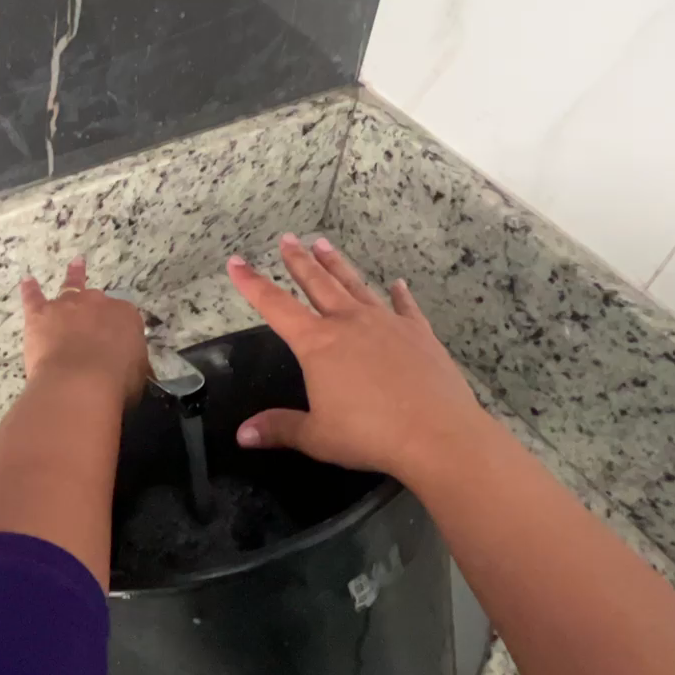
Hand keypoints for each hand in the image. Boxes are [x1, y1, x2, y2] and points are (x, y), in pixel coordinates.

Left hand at [20, 257, 147, 400]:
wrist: (79, 383)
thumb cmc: (115, 382)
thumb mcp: (138, 375)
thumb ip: (134, 364)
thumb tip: (131, 368)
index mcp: (126, 315)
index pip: (125, 317)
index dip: (119, 331)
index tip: (118, 347)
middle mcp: (98, 303)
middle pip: (98, 301)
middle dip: (97, 310)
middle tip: (96, 323)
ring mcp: (68, 306)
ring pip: (71, 286)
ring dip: (74, 275)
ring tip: (76, 264)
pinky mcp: (41, 315)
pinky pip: (34, 297)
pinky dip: (30, 289)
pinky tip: (27, 280)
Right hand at [226, 234, 494, 479]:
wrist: (437, 433)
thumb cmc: (369, 435)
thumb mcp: (317, 436)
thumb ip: (279, 429)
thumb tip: (242, 434)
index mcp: (318, 343)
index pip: (275, 306)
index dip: (252, 283)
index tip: (236, 262)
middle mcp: (349, 322)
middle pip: (317, 283)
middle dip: (299, 260)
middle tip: (287, 238)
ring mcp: (386, 323)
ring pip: (355, 285)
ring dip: (338, 265)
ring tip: (324, 244)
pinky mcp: (419, 333)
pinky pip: (405, 307)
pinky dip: (400, 295)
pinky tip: (398, 285)